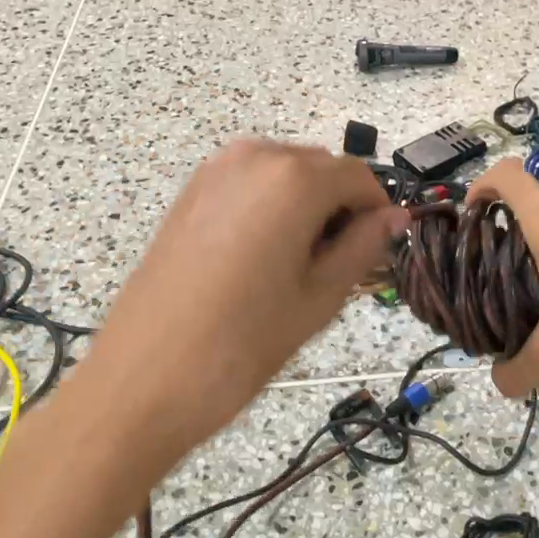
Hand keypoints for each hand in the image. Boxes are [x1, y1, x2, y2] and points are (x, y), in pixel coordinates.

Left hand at [81, 140, 406, 446]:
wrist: (143, 380)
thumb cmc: (242, 343)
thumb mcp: (319, 297)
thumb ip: (363, 245)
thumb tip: (396, 217)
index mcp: (293, 178)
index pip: (358, 176)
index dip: (376, 210)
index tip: (379, 250)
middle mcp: (255, 156)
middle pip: (320, 168)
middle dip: (338, 206)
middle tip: (337, 265)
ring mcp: (216, 170)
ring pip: (284, 173)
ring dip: (304, 205)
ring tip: (295, 265)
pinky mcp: (190, 191)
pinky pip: (250, 183)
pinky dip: (268, 206)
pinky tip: (258, 257)